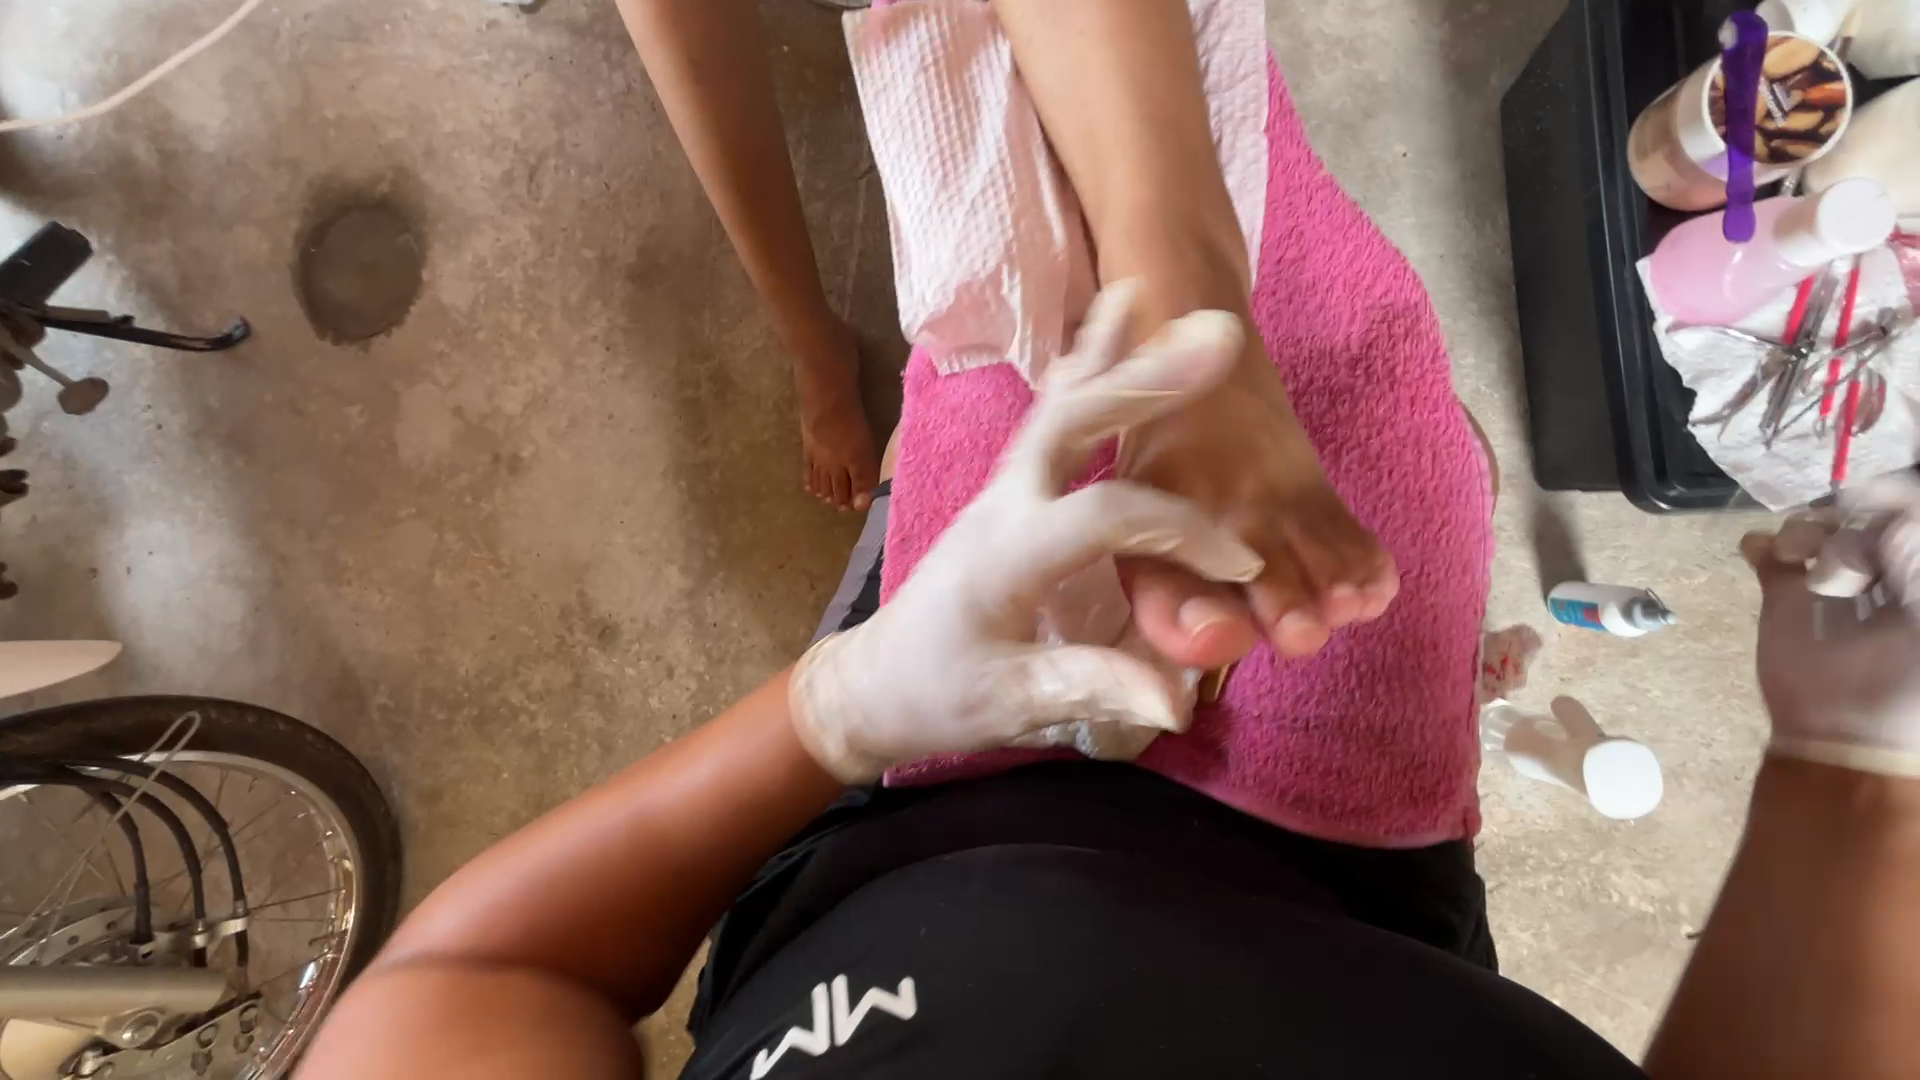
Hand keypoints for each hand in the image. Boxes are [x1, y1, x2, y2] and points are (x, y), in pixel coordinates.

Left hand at [789, 284, 1264, 782]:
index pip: (1104, 515)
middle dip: (1141, 382)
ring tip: (1138, 295)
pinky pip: (1043, 427)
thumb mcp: (1009, 704)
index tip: (1244, 565)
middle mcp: (1001, 505)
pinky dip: (1075, 382)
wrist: (877, 681)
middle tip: (1214, 335)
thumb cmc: (938, 696)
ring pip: (1052, 412)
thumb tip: (1177, 696)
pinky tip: (1094, 347)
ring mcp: (998, 493)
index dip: (1181, 532)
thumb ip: (1087, 687)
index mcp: (1005, 555)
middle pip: (1068, 425)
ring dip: (1102, 359)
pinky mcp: (1004, 497)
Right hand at [1747, 476, 1919, 772]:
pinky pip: (1768, 551)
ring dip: (1804, 538)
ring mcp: (1834, 580)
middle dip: (1847, 532)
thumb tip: (1885, 514)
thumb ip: (1913, 562)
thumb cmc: (1906, 681)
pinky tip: (1762, 555)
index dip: (1893, 497)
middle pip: (1863, 515)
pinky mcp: (1785, 593)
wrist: (1844, 729)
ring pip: (1815, 527)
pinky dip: (1762, 546)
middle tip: (1843, 576)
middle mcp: (1886, 568)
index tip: (1862, 495)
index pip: (1909, 515)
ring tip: (1801, 570)